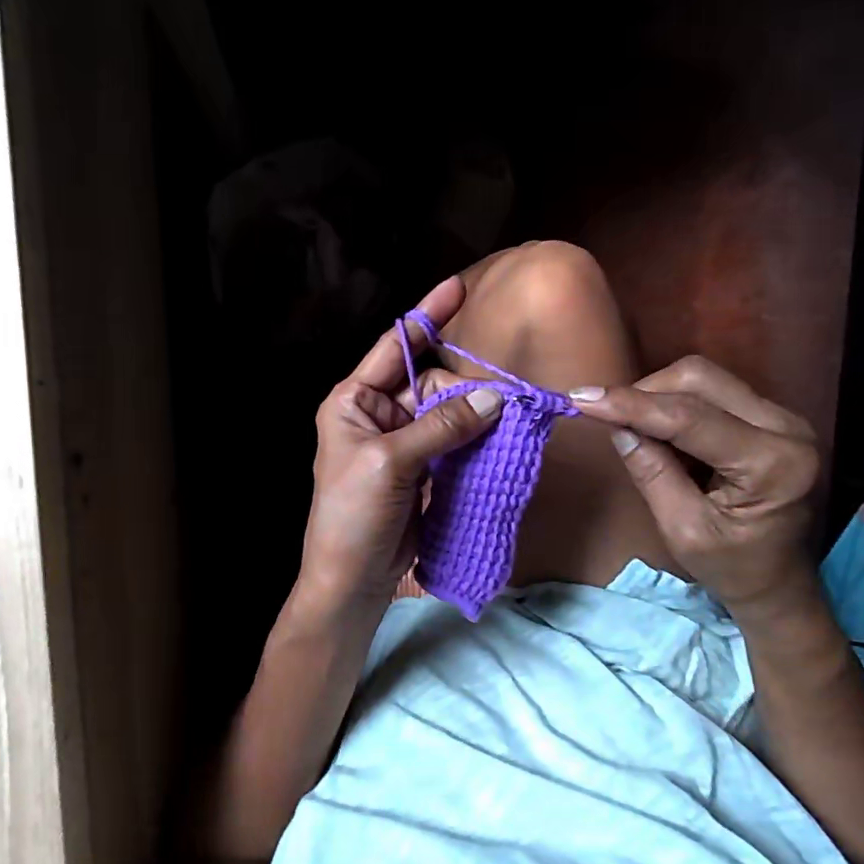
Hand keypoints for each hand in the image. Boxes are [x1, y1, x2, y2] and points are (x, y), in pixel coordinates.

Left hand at [298, 276, 503, 608]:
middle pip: (430, 383)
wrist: (352, 577)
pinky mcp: (421, 470)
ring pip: (448, 414)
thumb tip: (494, 396)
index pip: (393, 347)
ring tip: (511, 419)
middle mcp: (376, 415)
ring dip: (477, 415)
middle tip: (505, 400)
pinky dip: (476, 441)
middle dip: (465, 386)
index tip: (459, 286)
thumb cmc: (353, 514)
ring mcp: (401, 444)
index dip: (426, 317)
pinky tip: (500, 441)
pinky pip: (454, 443)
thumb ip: (441, 426)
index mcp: (353, 402)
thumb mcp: (391, 463)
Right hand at [569, 356, 821, 622]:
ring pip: (705, 379)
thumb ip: (652, 473)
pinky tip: (660, 433)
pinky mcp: (771, 418)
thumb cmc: (732, 566)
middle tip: (608, 418)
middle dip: (644, 392)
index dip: (630, 404)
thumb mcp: (682, 529)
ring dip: (657, 396)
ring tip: (634, 430)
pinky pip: (713, 392)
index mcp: (772, 464)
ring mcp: (783, 418)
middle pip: (700, 380)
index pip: (689, 418)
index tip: (580, 398)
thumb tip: (617, 428)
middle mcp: (787, 428)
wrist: (780, 581)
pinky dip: (675, 404)